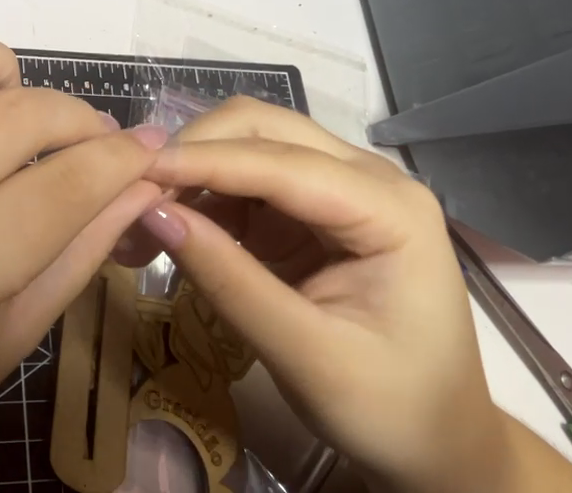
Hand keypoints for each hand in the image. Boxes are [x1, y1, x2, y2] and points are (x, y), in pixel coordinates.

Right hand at [120, 97, 571, 492]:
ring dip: (192, 167)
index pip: (282, 163)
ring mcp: (337, 186)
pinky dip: (200, 192)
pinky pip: (242, 177)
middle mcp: (367, 178)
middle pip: (262, 128)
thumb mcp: (308, 357)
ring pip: (246, 141)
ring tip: (145, 214)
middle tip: (136, 194)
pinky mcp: (308, 205)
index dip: (205, 161)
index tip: (135, 175)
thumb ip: (230, 281)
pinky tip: (174, 224)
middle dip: (195, 150)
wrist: (437, 444)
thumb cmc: (391, 410)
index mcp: (389, 210)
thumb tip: (152, 213)